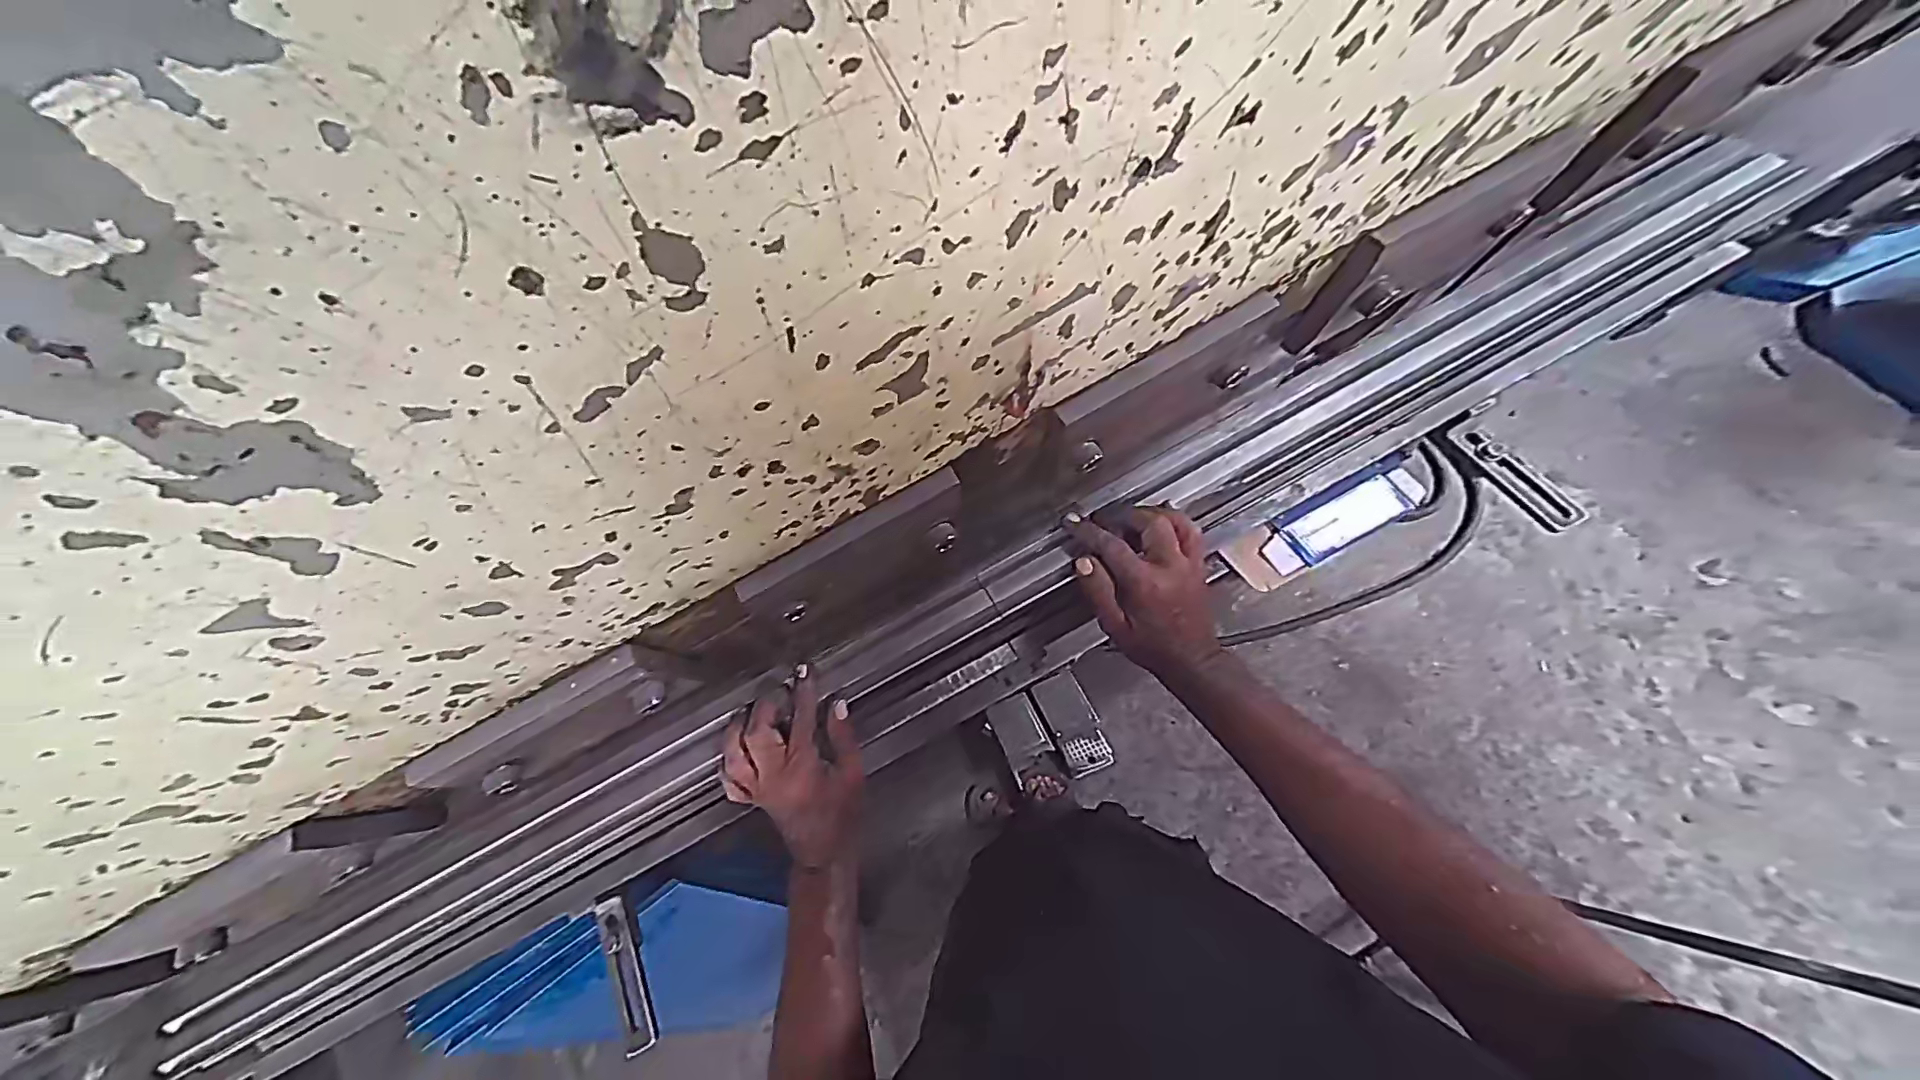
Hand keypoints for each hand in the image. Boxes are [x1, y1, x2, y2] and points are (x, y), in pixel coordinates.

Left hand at [721, 666, 863, 870]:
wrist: (824, 853)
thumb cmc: (843, 813)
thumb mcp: (852, 772)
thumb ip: (843, 737)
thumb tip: (835, 703)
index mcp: (802, 767)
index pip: (800, 720)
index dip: (803, 691)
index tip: (804, 672)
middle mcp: (773, 776)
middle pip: (757, 733)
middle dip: (766, 705)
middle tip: (780, 691)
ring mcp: (757, 789)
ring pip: (733, 754)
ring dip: (738, 727)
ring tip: (751, 711)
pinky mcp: (750, 799)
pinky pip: (729, 778)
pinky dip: (727, 758)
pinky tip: (736, 745)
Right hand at [1065, 507, 1225, 677]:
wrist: (1191, 659)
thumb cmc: (1154, 647)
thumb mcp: (1114, 625)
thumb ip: (1097, 591)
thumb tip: (1083, 563)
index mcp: (1145, 583)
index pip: (1112, 545)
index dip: (1089, 531)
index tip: (1076, 525)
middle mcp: (1170, 568)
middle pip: (1147, 522)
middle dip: (1121, 515)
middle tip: (1103, 519)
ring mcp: (1188, 564)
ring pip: (1174, 520)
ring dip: (1149, 512)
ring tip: (1130, 516)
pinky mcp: (1198, 566)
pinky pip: (1191, 531)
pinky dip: (1174, 520)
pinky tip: (1160, 521)